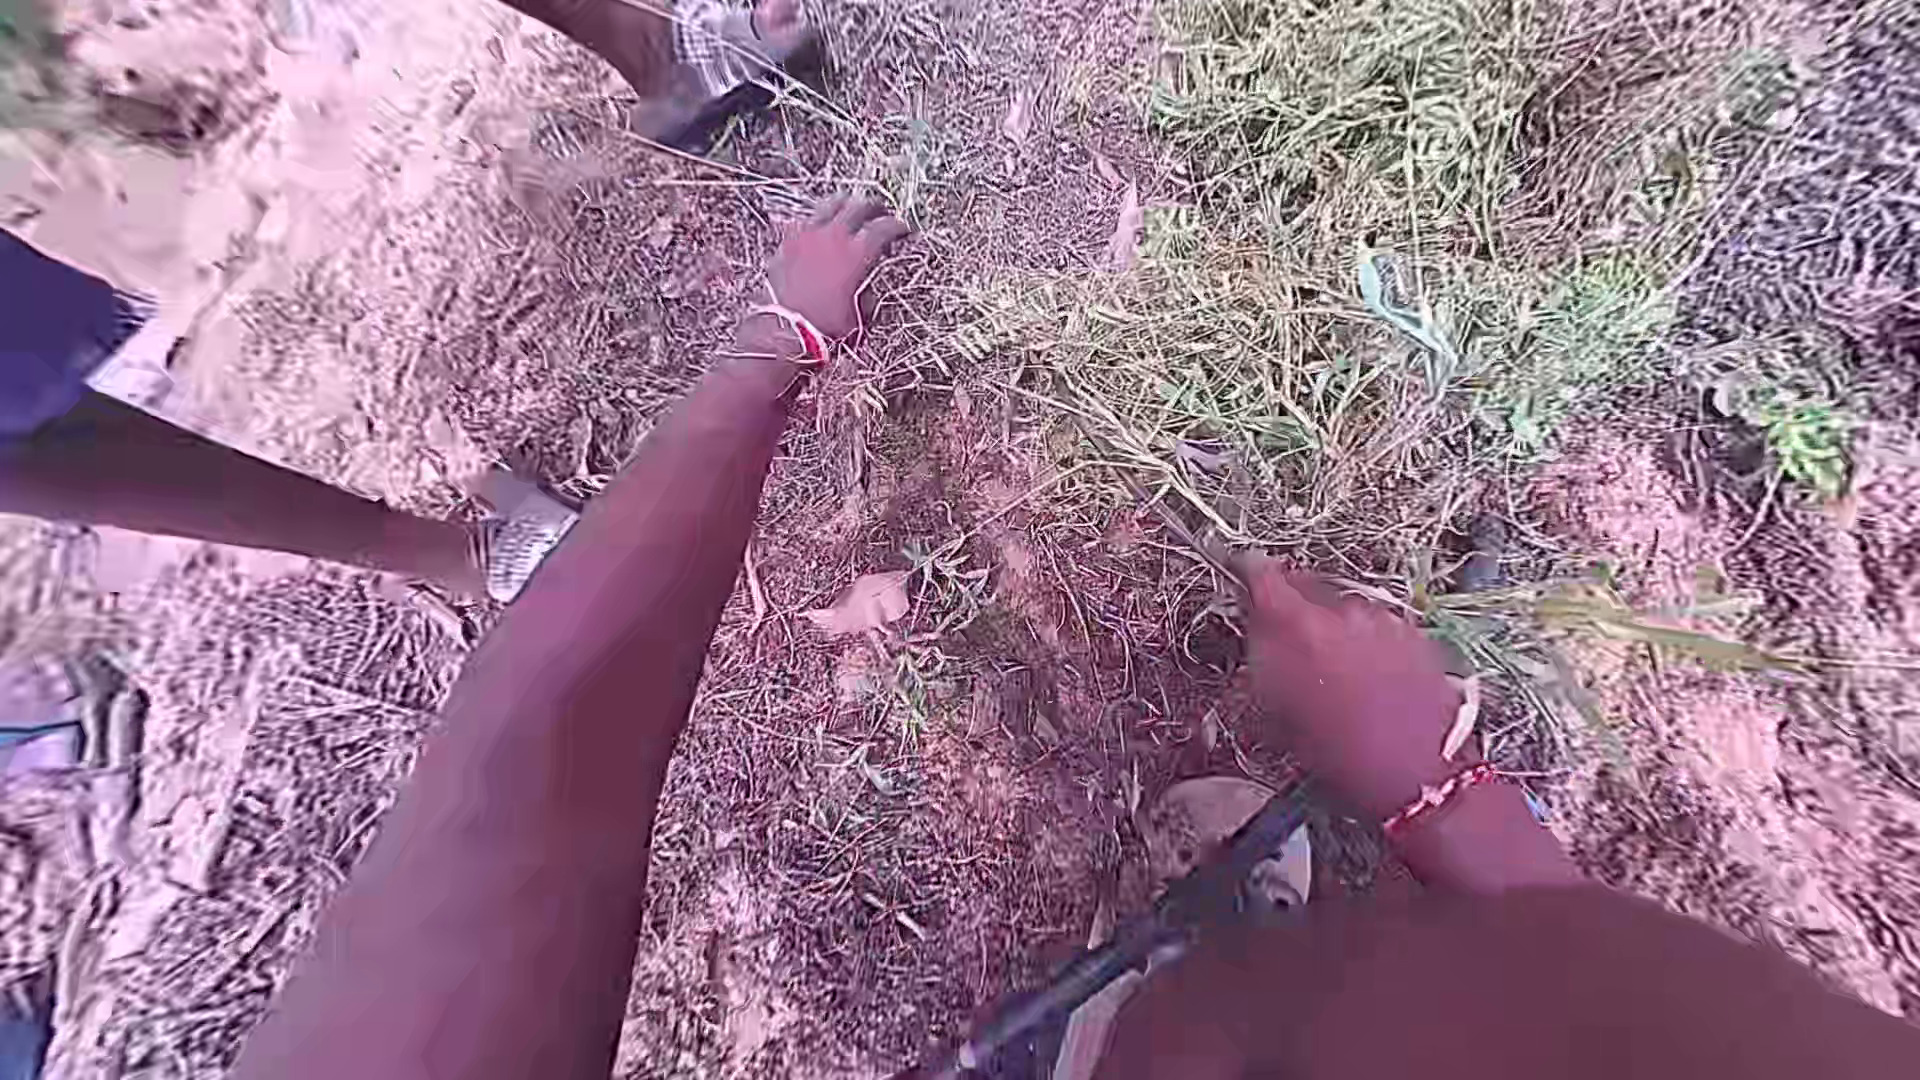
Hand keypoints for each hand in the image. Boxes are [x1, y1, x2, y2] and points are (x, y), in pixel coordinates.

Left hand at [767, 194, 909, 338]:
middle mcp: (833, 237)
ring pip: (830, 205)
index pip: (883, 229)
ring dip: (845, 204)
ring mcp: (807, 234)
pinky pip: (806, 220)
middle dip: (874, 208)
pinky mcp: (788, 240)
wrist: (787, 331)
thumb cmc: (826, 329)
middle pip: (858, 207)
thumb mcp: (860, 315)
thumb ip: (868, 291)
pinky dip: (819, 221)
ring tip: (850, 208)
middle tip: (880, 213)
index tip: (903, 229)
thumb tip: (869, 282)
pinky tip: (820, 228)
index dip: (897, 227)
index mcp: (856, 254)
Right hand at [1242, 556, 1464, 818]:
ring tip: (1331, 666)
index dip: (1246, 570)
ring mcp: (1383, 620)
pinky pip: (1374, 623)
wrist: (1416, 777)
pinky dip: (1362, 638)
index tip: (1240, 572)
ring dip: (1329, 623)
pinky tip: (1363, 674)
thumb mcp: (1272, 701)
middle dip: (1290, 605)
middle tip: (1285, 637)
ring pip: (1340, 605)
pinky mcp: (1415, 635)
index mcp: (1298, 625)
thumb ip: (1258, 647)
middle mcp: (1342, 611)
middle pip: (1303, 585)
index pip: (1261, 574)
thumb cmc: (1335, 748)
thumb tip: (1253, 620)